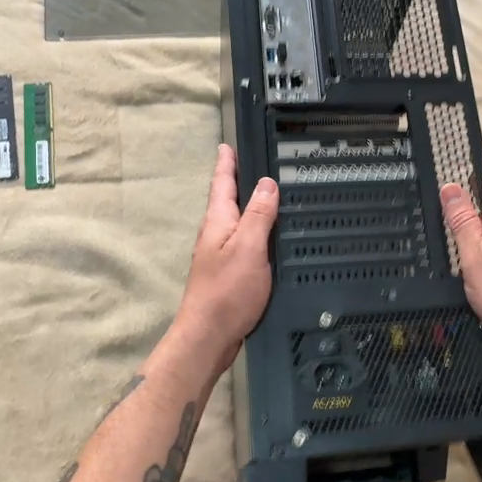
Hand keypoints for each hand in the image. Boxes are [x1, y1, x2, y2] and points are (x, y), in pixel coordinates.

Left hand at [171, 145, 278, 376]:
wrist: (209, 337)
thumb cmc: (227, 290)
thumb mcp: (248, 247)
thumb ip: (259, 215)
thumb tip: (266, 183)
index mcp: (218, 222)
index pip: (222, 184)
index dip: (226, 163)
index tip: (228, 144)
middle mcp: (216, 235)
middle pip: (229, 201)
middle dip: (239, 181)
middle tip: (255, 163)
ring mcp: (221, 256)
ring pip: (238, 223)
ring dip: (251, 207)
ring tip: (270, 195)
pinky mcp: (230, 275)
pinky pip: (246, 243)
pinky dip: (258, 232)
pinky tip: (272, 238)